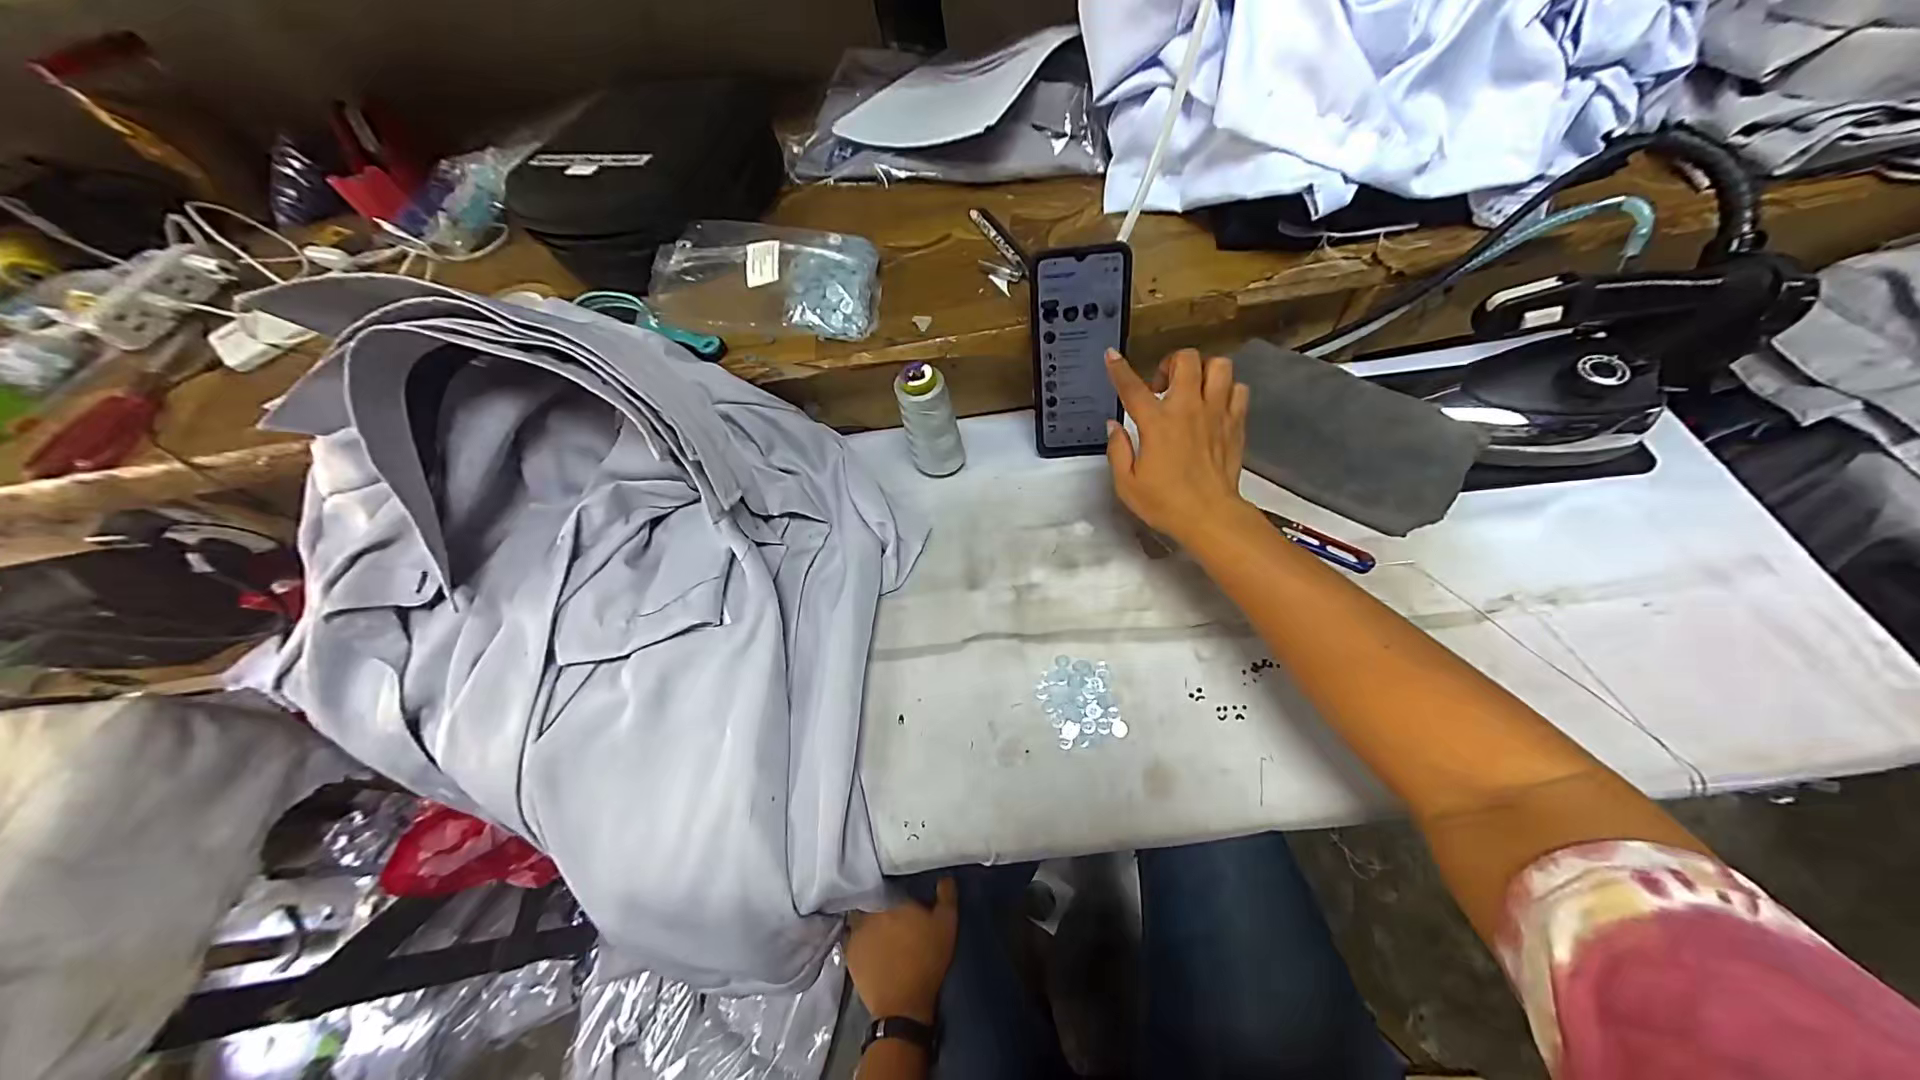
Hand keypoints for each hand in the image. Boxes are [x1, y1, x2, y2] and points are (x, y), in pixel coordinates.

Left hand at [846, 877, 957, 1023]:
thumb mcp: (946, 927)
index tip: (907, 910)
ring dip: (869, 922)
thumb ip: (946, 898)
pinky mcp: (848, 952)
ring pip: (861, 918)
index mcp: (895, 901)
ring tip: (879, 934)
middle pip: (877, 902)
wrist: (903, 1004)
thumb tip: (945, 877)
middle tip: (893, 922)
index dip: (900, 899)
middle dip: (883, 908)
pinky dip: (860, 939)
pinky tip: (868, 948)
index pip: (895, 889)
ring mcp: (856, 932)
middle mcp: (872, 911)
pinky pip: (852, 937)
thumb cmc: (928, 962)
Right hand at [1104, 348, 1255, 546]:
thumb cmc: (1166, 503)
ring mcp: (1217, 414)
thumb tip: (1114, 427)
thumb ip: (1117, 450)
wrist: (1210, 517)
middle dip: (1171, 363)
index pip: (1132, 387)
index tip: (1112, 357)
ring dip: (1203, 371)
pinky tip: (1216, 405)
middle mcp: (1188, 410)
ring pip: (1219, 366)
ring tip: (1193, 389)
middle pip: (1186, 360)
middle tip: (1163, 386)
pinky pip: (1239, 390)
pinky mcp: (1236, 424)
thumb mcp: (1127, 483)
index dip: (1119, 369)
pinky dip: (1227, 390)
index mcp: (1156, 424)